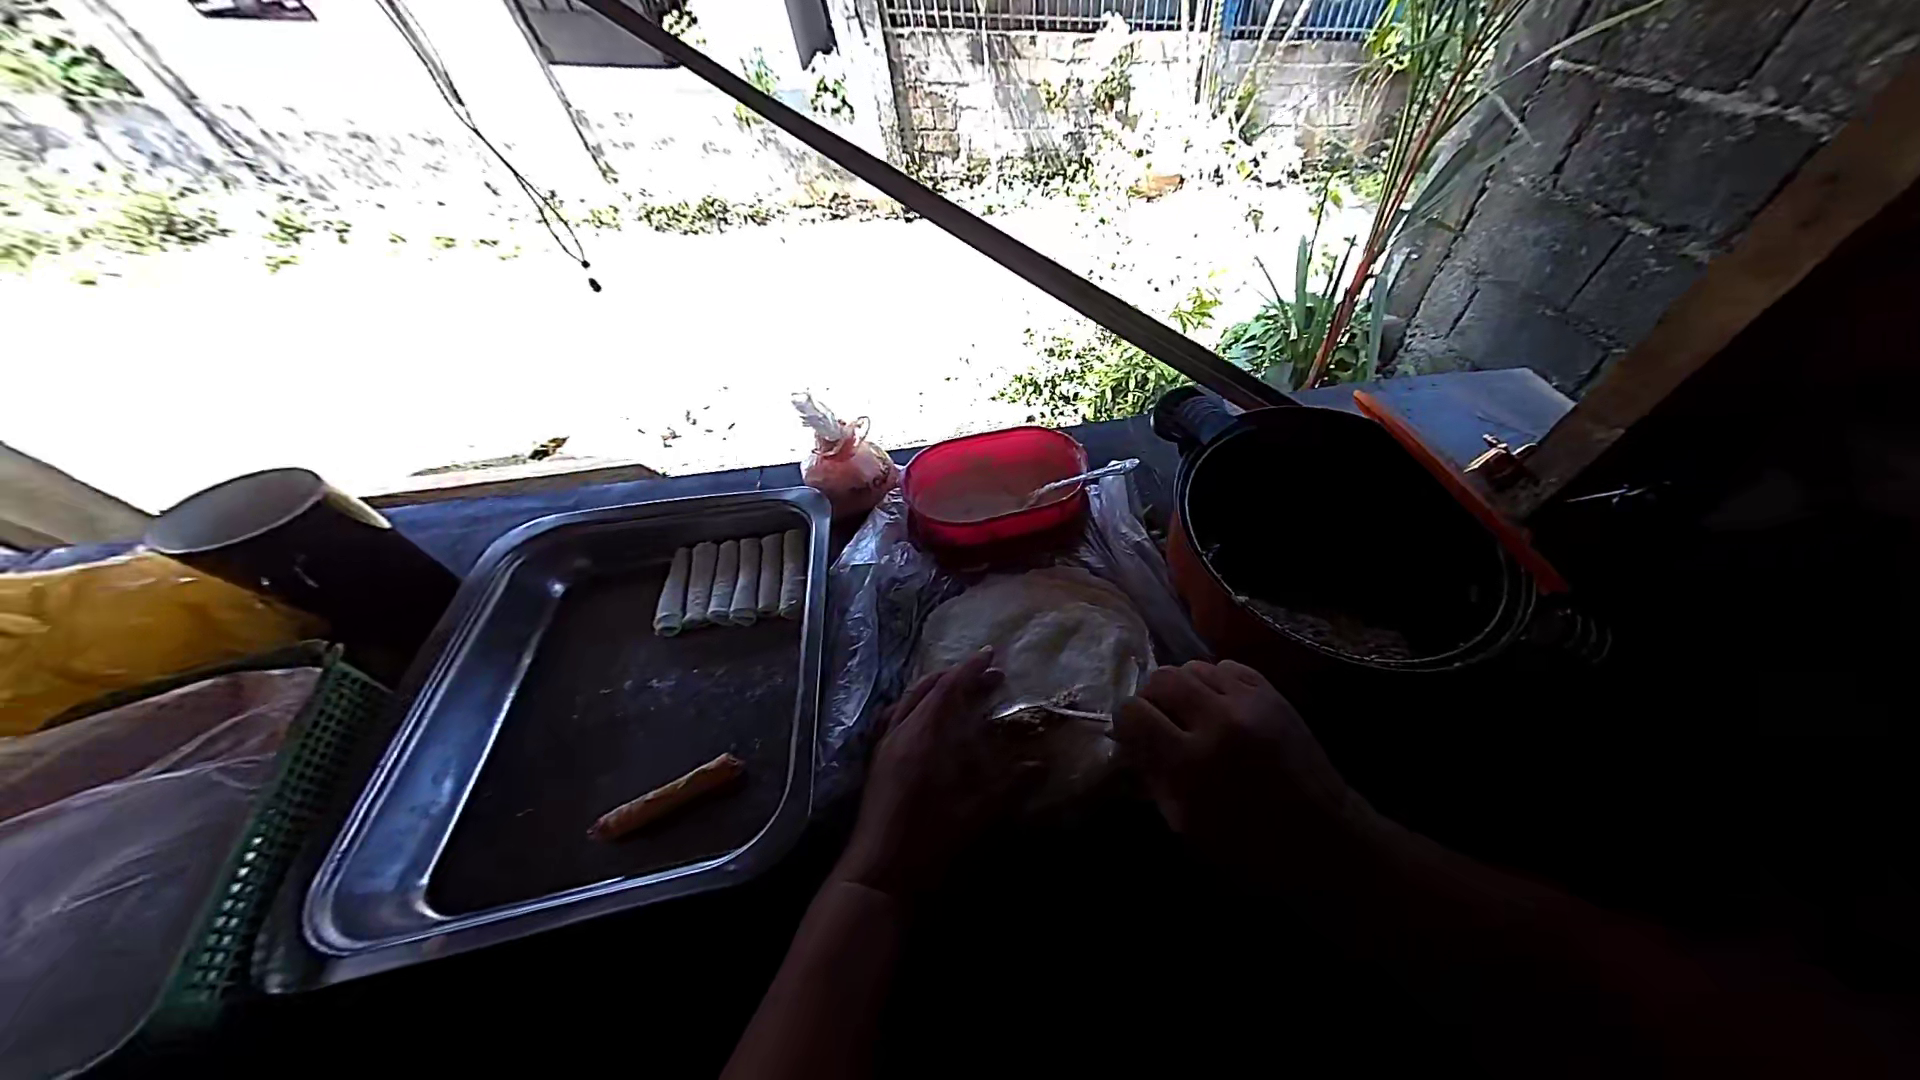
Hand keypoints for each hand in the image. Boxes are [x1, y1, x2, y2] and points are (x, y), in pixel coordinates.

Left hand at [834, 647, 1039, 900]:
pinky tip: (928, 723)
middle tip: (987, 677)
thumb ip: (1010, 788)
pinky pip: (896, 718)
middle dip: (957, 677)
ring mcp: (884, 748)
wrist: (877, 879)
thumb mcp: (977, 818)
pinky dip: (916, 707)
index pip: (948, 689)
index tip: (991, 655)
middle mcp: (899, 733)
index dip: (970, 669)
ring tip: (959, 691)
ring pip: (908, 701)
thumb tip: (1040, 765)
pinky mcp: (878, 764)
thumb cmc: (929, 845)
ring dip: (934, 689)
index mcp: (922, 737)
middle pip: (927, 690)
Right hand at [1112, 660, 1367, 870]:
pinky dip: (1214, 681)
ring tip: (1189, 709)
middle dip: (1151, 698)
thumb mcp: (1186, 824)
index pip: (1134, 713)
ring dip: (1182, 687)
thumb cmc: (1249, 848)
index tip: (1133, 734)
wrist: (1326, 841)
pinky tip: (1218, 703)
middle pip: (1161, 679)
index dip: (1127, 723)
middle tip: (1158, 718)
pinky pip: (1227, 666)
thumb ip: (1152, 778)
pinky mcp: (1273, 694)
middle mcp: (1218, 722)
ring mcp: (1250, 703)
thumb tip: (1129, 746)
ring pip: (1192, 667)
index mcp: (1191, 763)